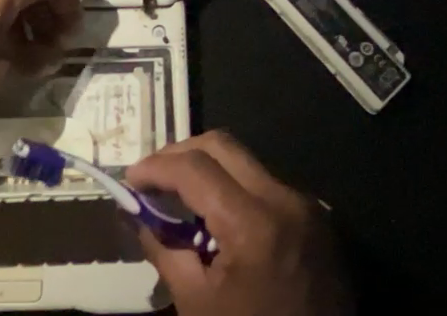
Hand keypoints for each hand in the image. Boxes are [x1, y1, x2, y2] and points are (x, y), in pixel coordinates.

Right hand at [128, 132, 350, 315]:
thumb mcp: (196, 304)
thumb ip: (163, 249)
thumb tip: (134, 213)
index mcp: (254, 224)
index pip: (195, 169)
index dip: (156, 167)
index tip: (130, 180)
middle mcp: (283, 199)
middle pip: (222, 146)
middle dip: (180, 154)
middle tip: (153, 179)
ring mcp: (305, 205)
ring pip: (245, 161)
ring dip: (208, 169)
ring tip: (180, 196)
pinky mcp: (316, 216)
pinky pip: (266, 184)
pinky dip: (234, 187)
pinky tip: (216, 215)